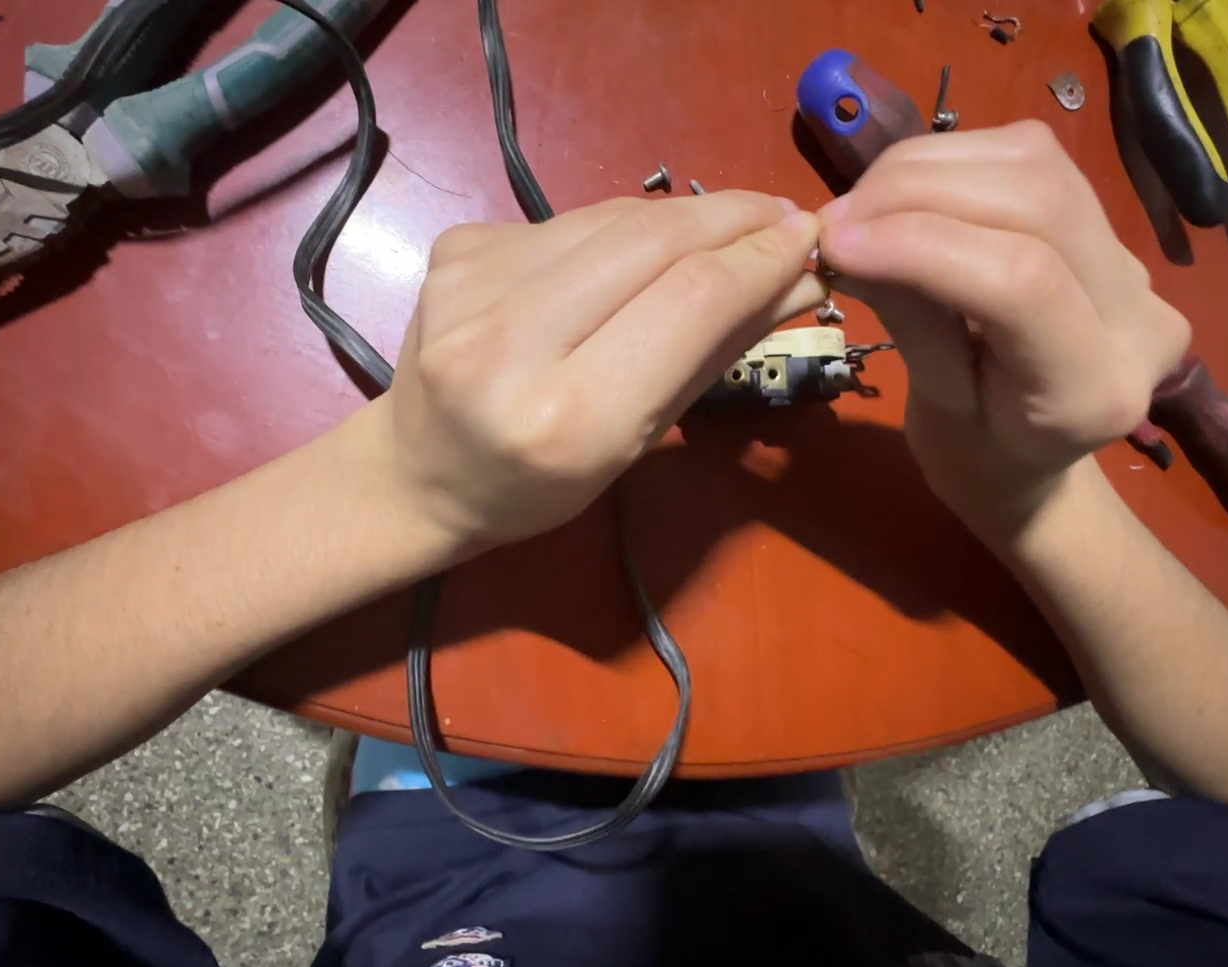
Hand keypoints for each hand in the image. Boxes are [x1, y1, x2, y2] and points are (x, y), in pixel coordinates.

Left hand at [381, 194, 825, 547]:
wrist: (419, 472)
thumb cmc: (536, 488)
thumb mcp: (632, 447)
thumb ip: (711, 359)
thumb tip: (795, 283)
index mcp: (568, 419)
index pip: (690, 303)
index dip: (760, 260)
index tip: (808, 239)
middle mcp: (511, 342)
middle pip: (654, 242)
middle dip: (734, 218)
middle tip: (784, 219)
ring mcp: (472, 284)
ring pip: (613, 218)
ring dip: (686, 217)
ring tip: (729, 229)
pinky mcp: (457, 246)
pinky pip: (569, 221)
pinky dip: (622, 229)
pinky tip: (639, 254)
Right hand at [816, 121, 1190, 537]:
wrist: (1032, 461)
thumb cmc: (976, 461)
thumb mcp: (935, 412)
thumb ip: (912, 320)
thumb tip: (852, 237)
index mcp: (1093, 390)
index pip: (1021, 282)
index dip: (920, 244)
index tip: (834, 242)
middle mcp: (1138, 313)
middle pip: (1036, 199)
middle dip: (917, 191)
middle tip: (834, 220)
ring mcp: (1136, 262)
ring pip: (1035, 163)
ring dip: (927, 169)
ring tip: (859, 209)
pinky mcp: (1111, 230)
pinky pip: (1032, 164)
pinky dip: (950, 164)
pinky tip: (901, 196)